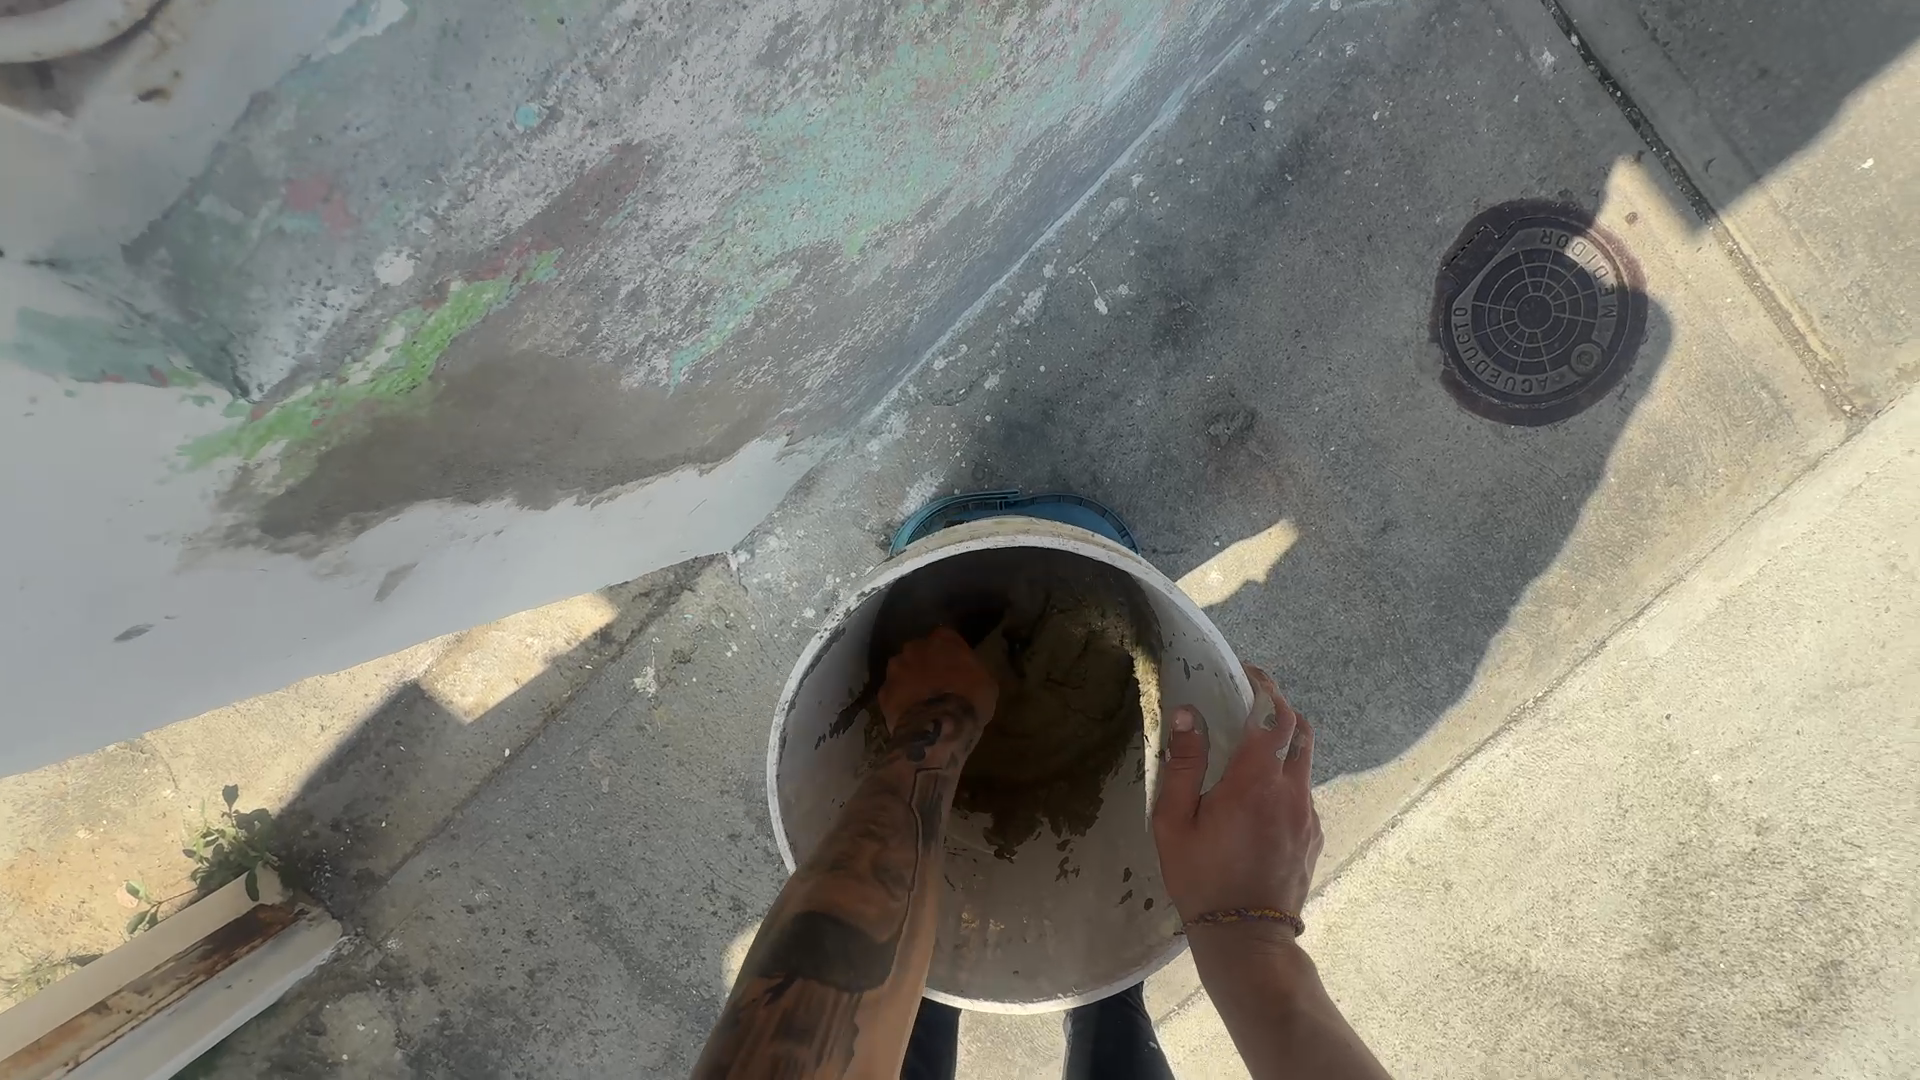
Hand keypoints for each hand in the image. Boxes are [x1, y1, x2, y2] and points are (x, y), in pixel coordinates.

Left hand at [877, 627, 997, 739]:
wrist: (939, 728)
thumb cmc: (970, 702)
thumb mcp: (987, 684)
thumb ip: (973, 671)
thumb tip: (969, 676)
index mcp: (943, 640)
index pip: (945, 637)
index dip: (949, 653)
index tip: (955, 667)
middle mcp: (915, 647)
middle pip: (919, 651)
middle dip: (925, 664)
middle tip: (935, 684)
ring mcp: (896, 669)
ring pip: (901, 670)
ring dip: (909, 681)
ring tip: (919, 701)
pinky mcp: (883, 692)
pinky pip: (892, 694)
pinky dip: (899, 702)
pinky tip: (908, 715)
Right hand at [1153, 664, 1321, 925]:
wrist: (1246, 938)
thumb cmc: (1200, 875)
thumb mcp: (1175, 819)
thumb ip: (1184, 763)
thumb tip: (1187, 712)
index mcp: (1255, 780)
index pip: (1274, 715)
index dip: (1265, 687)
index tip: (1247, 673)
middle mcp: (1291, 790)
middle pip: (1301, 730)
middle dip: (1280, 708)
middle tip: (1249, 702)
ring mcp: (1308, 815)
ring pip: (1306, 760)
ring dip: (1285, 741)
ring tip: (1251, 746)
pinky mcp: (1314, 835)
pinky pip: (1303, 790)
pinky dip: (1286, 775)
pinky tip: (1257, 795)